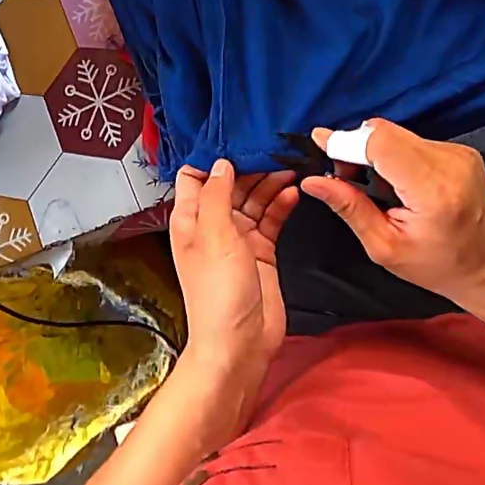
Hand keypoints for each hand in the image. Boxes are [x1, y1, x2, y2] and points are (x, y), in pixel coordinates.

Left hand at [169, 160, 297, 370]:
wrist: (240, 342)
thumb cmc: (218, 293)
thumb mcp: (213, 236)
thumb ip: (216, 196)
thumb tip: (220, 164)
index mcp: (190, 219)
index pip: (194, 176)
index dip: (213, 160)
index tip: (237, 142)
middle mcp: (212, 225)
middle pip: (229, 184)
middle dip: (250, 167)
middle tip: (275, 151)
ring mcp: (237, 238)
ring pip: (253, 199)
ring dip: (270, 184)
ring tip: (290, 167)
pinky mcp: (260, 250)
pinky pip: (271, 219)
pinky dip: (281, 205)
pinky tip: (294, 193)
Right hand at [298, 120, 484, 311]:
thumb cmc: (436, 265)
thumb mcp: (382, 246)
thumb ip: (348, 207)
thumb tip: (312, 181)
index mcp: (433, 190)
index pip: (380, 143)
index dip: (345, 142)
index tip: (319, 144)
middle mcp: (450, 163)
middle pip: (384, 133)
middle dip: (354, 147)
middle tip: (344, 177)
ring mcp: (458, 154)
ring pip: (394, 134)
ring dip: (372, 151)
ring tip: (373, 184)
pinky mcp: (459, 151)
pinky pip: (409, 139)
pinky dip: (391, 154)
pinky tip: (393, 180)